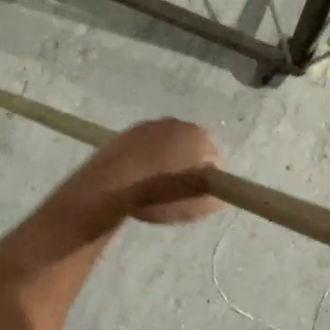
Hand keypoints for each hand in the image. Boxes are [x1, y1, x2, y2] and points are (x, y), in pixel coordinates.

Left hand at [63, 118, 224, 224]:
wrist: (112, 186)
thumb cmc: (162, 195)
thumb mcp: (200, 206)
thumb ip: (217, 195)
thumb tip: (216, 191)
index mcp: (199, 136)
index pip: (212, 161)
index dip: (205, 181)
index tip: (193, 197)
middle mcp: (177, 123)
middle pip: (188, 149)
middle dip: (184, 167)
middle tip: (173, 192)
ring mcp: (149, 125)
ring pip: (165, 147)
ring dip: (163, 162)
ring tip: (152, 186)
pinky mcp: (126, 132)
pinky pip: (143, 148)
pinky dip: (143, 159)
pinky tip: (136, 178)